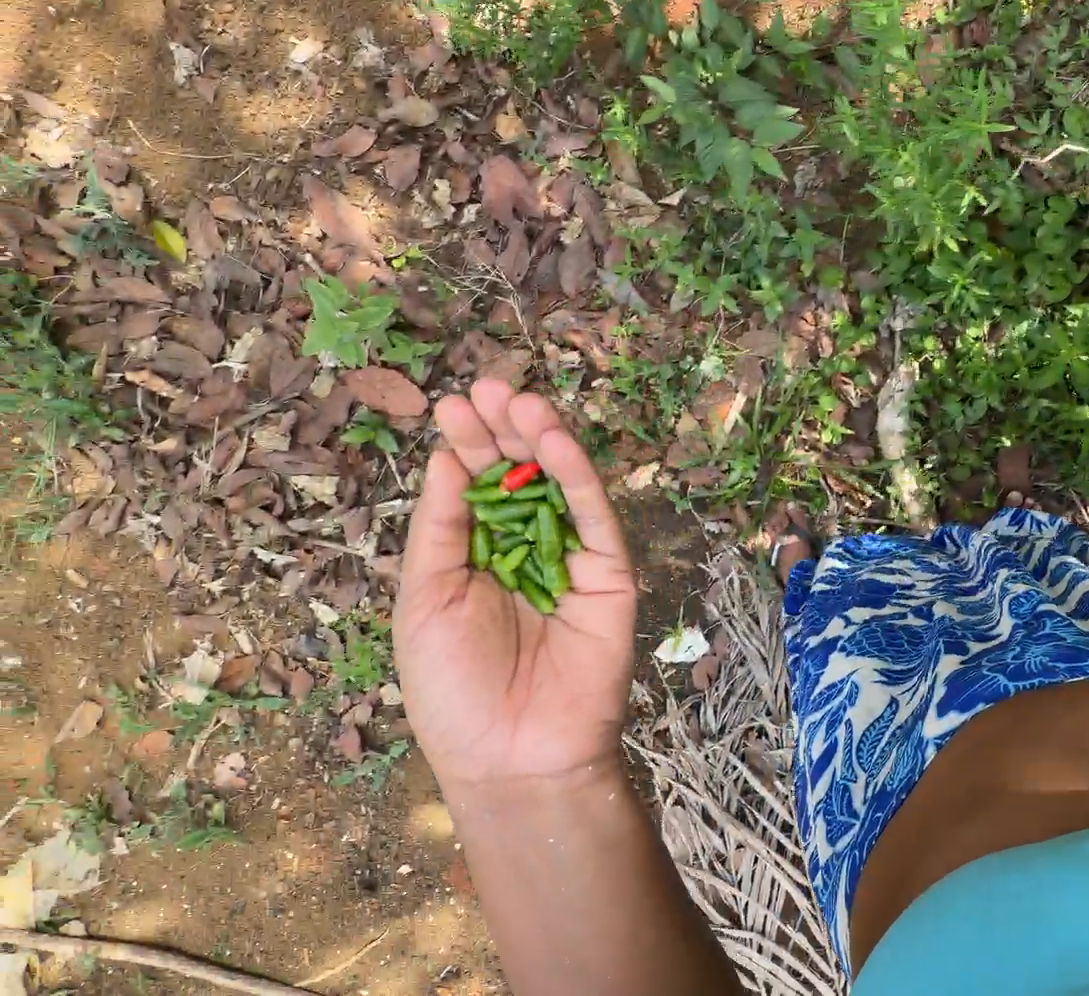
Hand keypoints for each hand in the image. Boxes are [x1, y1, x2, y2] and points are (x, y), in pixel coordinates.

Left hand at [394, 380, 636, 789]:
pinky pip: (594, 516)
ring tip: (518, 401)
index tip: (453, 403)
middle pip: (519, 475)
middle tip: (488, 388)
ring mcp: (572, 557)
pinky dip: (578, 476)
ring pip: (560, 486)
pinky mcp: (611, 571)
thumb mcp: (425, 598)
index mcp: (477, 555)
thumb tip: (444, 458)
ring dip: (542, 441)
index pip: (475, 486)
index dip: (466, 445)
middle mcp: (526, 547)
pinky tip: (555, 440)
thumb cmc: (452, 686)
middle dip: (503, 432)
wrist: (512, 753)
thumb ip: (443, 527)